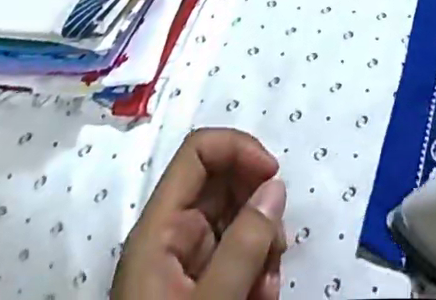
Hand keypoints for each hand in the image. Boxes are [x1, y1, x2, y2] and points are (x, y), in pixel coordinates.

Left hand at [111, 128, 286, 299]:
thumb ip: (244, 245)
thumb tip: (276, 184)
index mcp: (159, 230)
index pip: (199, 152)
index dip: (240, 149)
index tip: (273, 176)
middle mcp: (171, 234)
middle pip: (227, 182)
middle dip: (262, 207)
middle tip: (277, 249)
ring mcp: (186, 257)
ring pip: (240, 216)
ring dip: (265, 243)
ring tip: (266, 288)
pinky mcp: (201, 280)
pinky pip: (240, 249)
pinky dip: (259, 265)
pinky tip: (261, 296)